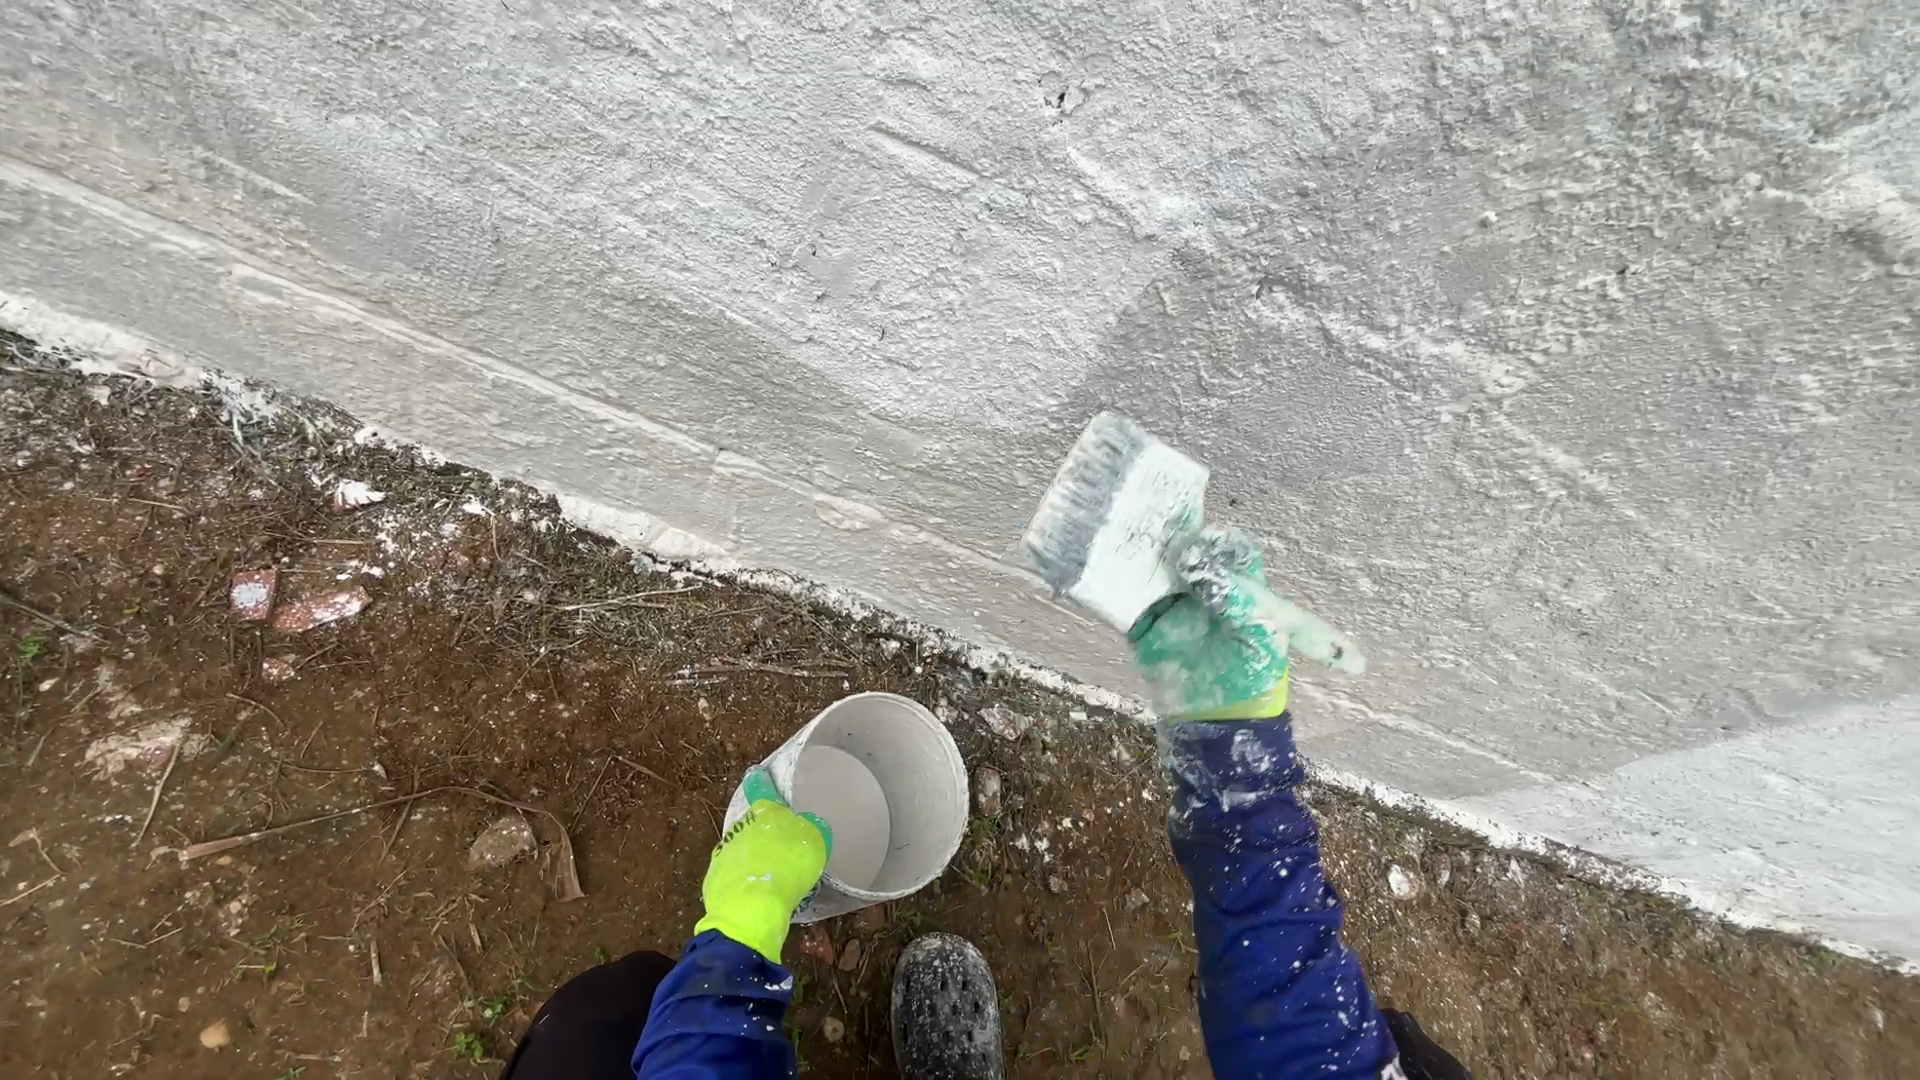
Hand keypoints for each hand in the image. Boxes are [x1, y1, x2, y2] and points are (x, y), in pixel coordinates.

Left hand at [693, 769, 832, 961]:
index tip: (758, 775)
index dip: (761, 780)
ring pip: (740, 849)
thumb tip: (807, 823)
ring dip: (751, 859)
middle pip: (752, 823)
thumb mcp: (815, 843)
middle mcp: (741, 825)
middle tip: (780, 848)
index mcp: (766, 811)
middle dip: (762, 832)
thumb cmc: (788, 867)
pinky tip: (754, 897)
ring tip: (769, 879)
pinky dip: (741, 883)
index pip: (762, 787)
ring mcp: (724, 852)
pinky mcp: (713, 879)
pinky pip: (731, 876)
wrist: (752, 908)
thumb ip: (811, 828)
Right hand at [1130, 527, 1364, 721]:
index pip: (1229, 551)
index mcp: (1240, 590)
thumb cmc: (1252, 677)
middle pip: (1188, 555)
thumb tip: (1190, 557)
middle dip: (1174, 542)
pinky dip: (1119, 587)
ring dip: (1144, 559)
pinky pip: (1130, 602)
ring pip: (1156, 572)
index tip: (1200, 539)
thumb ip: (1229, 592)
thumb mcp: (1255, 630)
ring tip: (1133, 547)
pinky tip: (1113, 573)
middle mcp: (1204, 593)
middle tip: (1162, 538)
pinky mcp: (1145, 626)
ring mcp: (1172, 608)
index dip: (1216, 541)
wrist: (1221, 724)